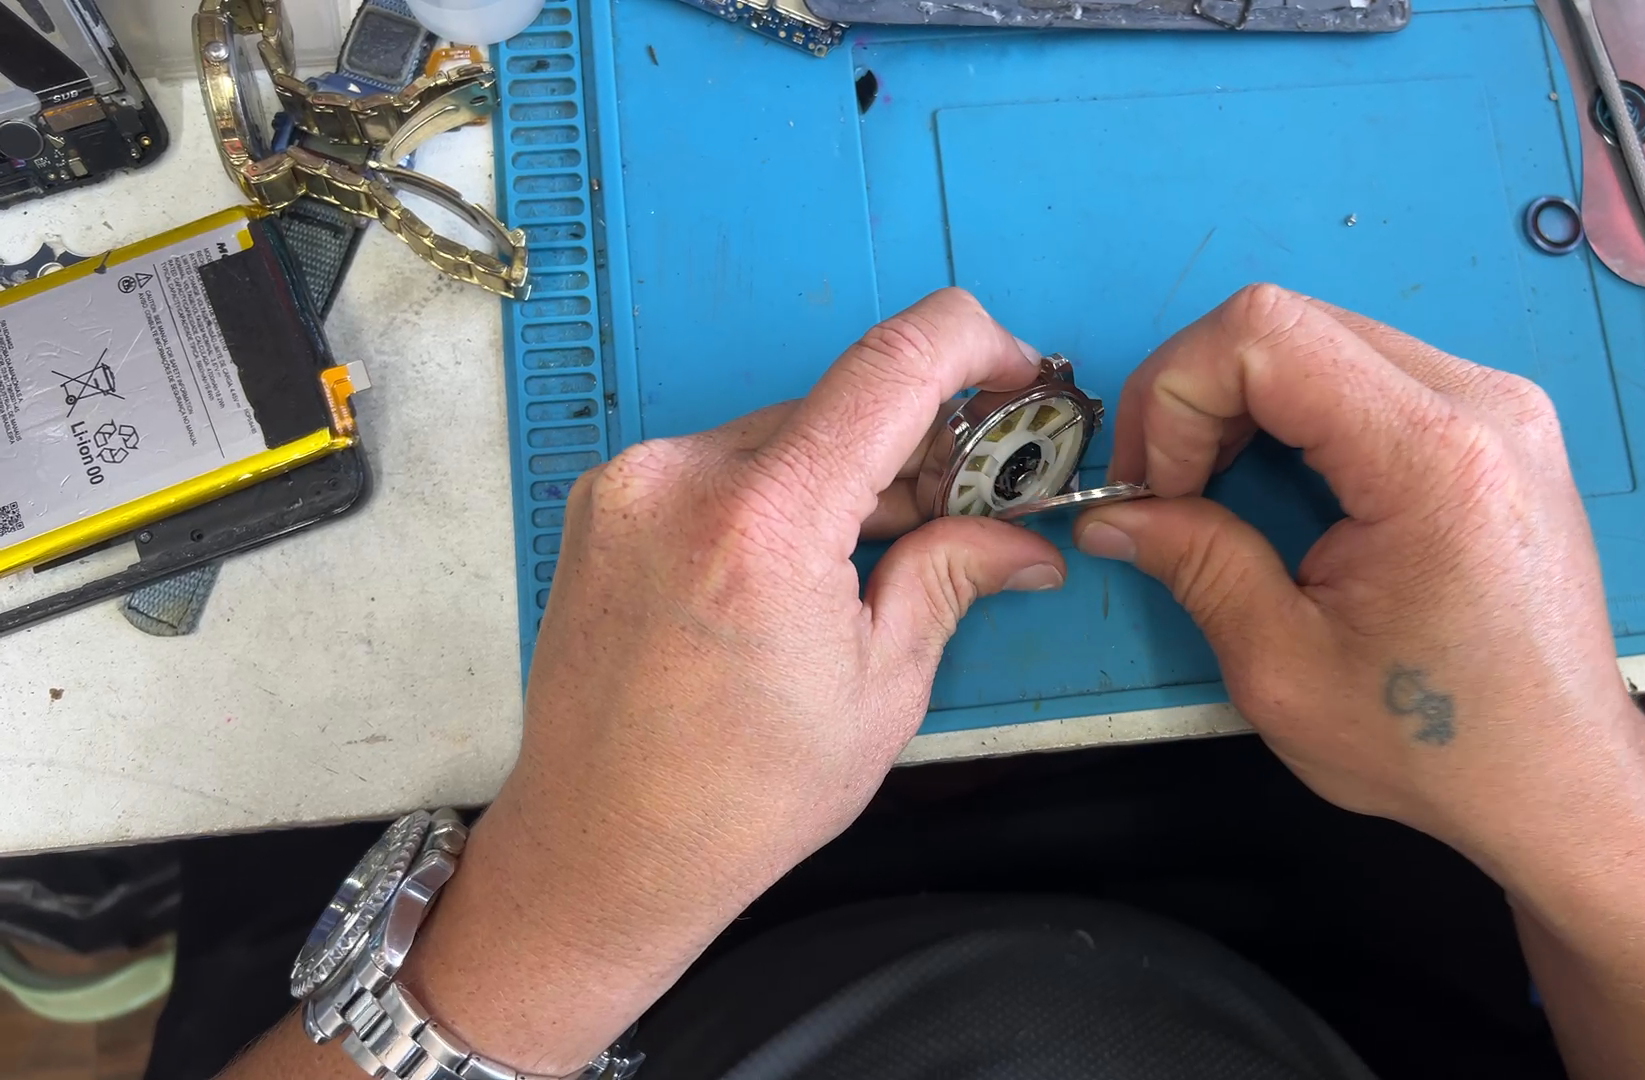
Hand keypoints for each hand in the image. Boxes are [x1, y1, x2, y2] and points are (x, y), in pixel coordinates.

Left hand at [402, 289, 1065, 1072]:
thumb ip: (954, 577)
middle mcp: (683, 473)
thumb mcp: (884, 687)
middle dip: (921, 441)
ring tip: (883, 547)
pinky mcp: (611, 499)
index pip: (893, 365)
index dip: (974, 344)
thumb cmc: (751, 793)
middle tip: (966, 503)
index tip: (1017, 374)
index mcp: (767, 521)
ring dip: (855, 471)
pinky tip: (809, 555)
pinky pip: (734, 460)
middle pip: (844, 403)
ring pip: (789, 433)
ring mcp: (633, 480)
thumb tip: (1028, 543)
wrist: (598, 853)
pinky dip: (793, 485)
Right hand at [1075, 284, 1644, 871]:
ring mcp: (1488, 401)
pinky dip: (1271, 410)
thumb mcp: (1279, 668)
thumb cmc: (1425, 743)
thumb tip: (1104, 516)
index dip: (1173, 396)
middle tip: (1158, 488)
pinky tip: (1258, 476)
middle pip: (1280, 322)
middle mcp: (1476, 399)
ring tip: (1199, 485)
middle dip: (1187, 396)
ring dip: (1225, 402)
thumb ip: (1193, 564)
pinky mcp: (1481, 421)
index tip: (1154, 491)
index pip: (1265, 335)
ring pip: (1308, 337)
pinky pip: (1345, 370)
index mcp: (1431, 458)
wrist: (1557, 783)